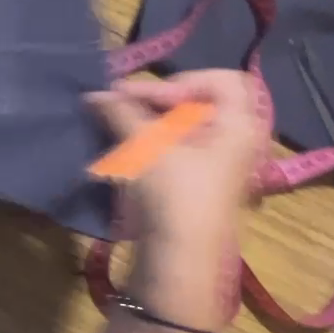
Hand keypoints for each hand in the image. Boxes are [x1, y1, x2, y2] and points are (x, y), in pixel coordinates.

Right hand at [88, 70, 264, 247]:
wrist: (178, 251)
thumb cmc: (172, 191)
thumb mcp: (144, 144)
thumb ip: (119, 111)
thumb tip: (95, 93)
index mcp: (238, 126)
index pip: (221, 81)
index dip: (181, 82)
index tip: (145, 99)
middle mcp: (233, 138)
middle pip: (196, 99)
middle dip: (151, 98)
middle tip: (113, 104)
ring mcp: (214, 158)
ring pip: (178, 121)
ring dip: (142, 117)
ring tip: (109, 122)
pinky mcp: (192, 174)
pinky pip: (171, 141)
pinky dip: (144, 135)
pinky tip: (118, 141)